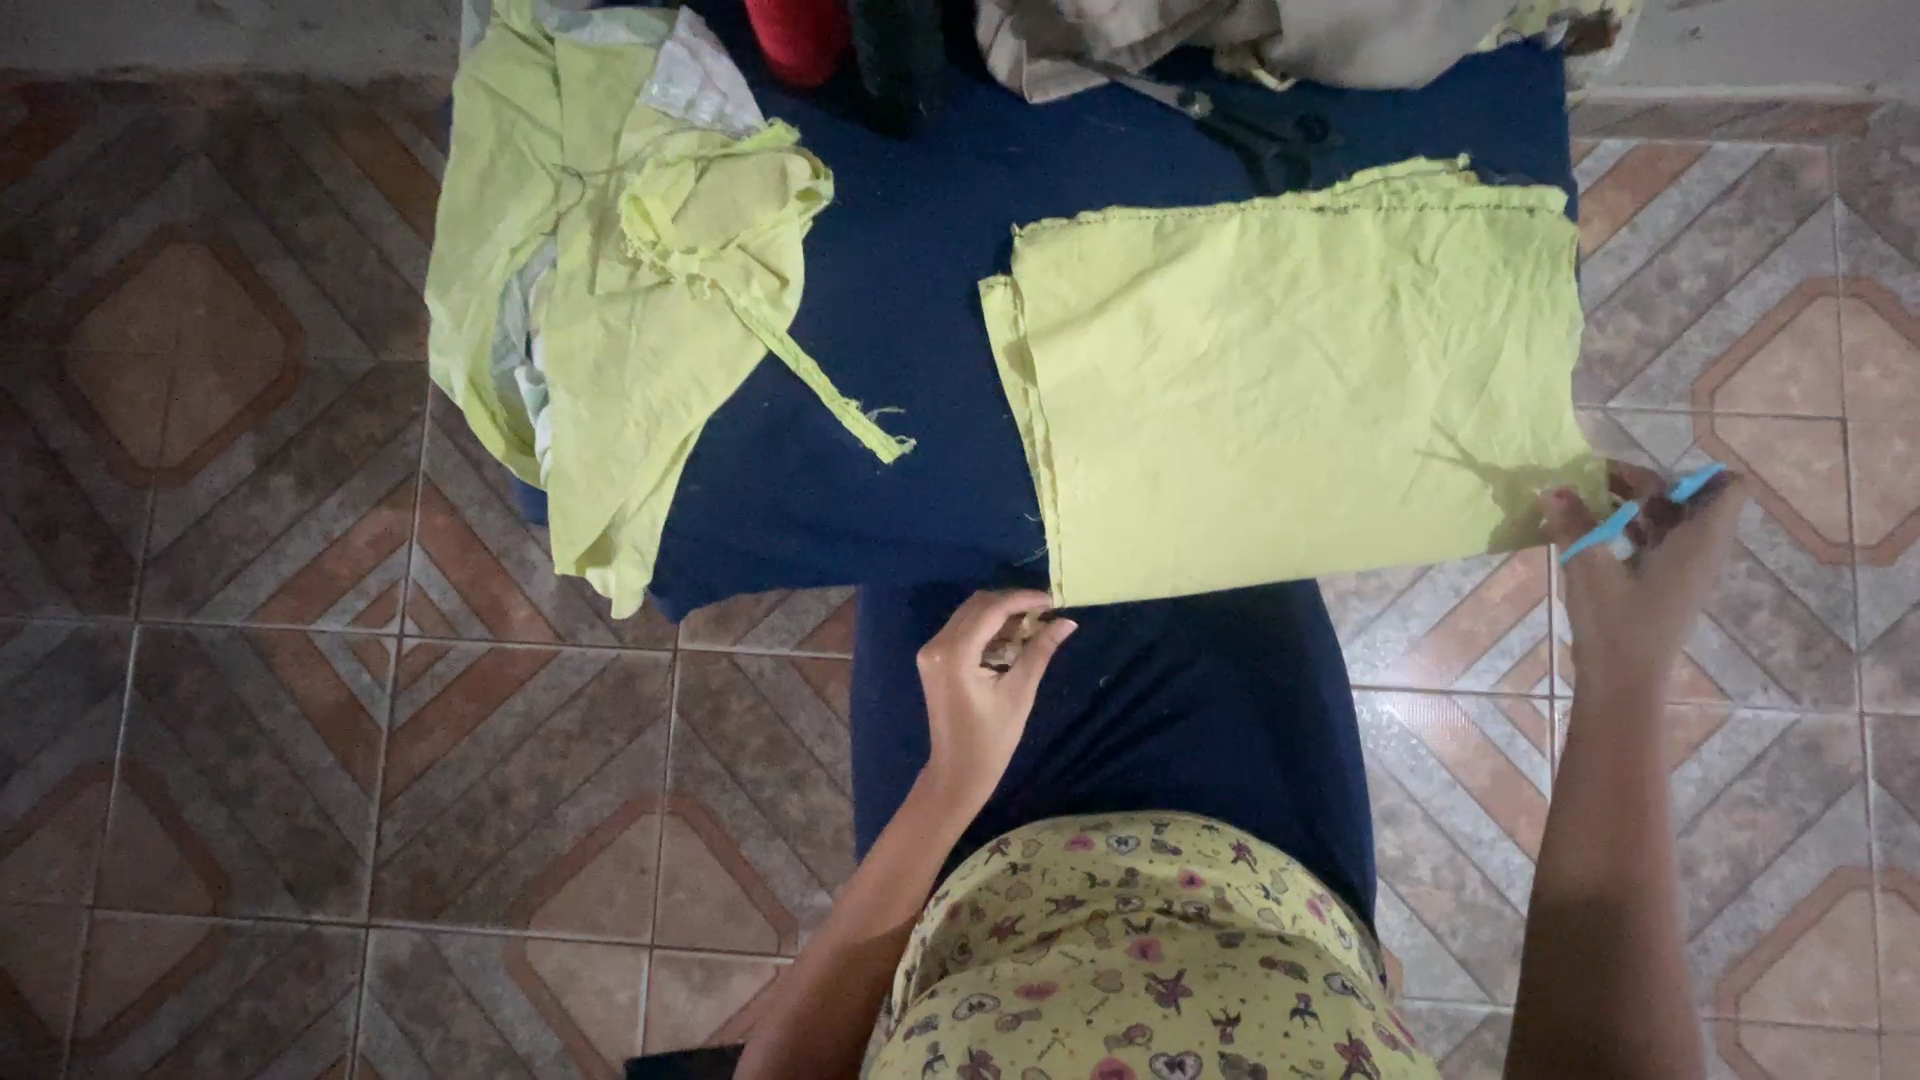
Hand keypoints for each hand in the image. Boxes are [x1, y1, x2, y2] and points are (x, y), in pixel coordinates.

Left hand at [915, 590, 1077, 813]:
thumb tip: (1067, 622)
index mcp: (955, 654)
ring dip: (1001, 616)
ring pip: (970, 614)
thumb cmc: (991, 740)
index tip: (1052, 600)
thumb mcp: (1020, 693)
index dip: (1023, 600)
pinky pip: (963, 630)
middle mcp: (936, 645)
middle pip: (978, 606)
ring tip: (1034, 627)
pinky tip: (1013, 641)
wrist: (957, 772)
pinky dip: (988, 629)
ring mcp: (931, 651)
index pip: (991, 610)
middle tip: (1046, 613)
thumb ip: (1039, 651)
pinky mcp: (933, 658)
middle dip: (1013, 604)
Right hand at [1542, 466, 1748, 698]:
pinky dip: (1627, 527)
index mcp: (1697, 544)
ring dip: (1632, 504)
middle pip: (1690, 499)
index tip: (1635, 477)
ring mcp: (1683, 568)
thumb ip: (1573, 525)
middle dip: (1644, 483)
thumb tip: (1551, 489)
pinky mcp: (1664, 582)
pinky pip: (1655, 540)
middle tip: (1590, 480)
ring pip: (1670, 519)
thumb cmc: (1615, 624)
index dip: (1688, 474)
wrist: (1623, 679)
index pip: (1727, 488)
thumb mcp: (1588, 570)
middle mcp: (1700, 551)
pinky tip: (1588, 531)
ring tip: (1582, 500)